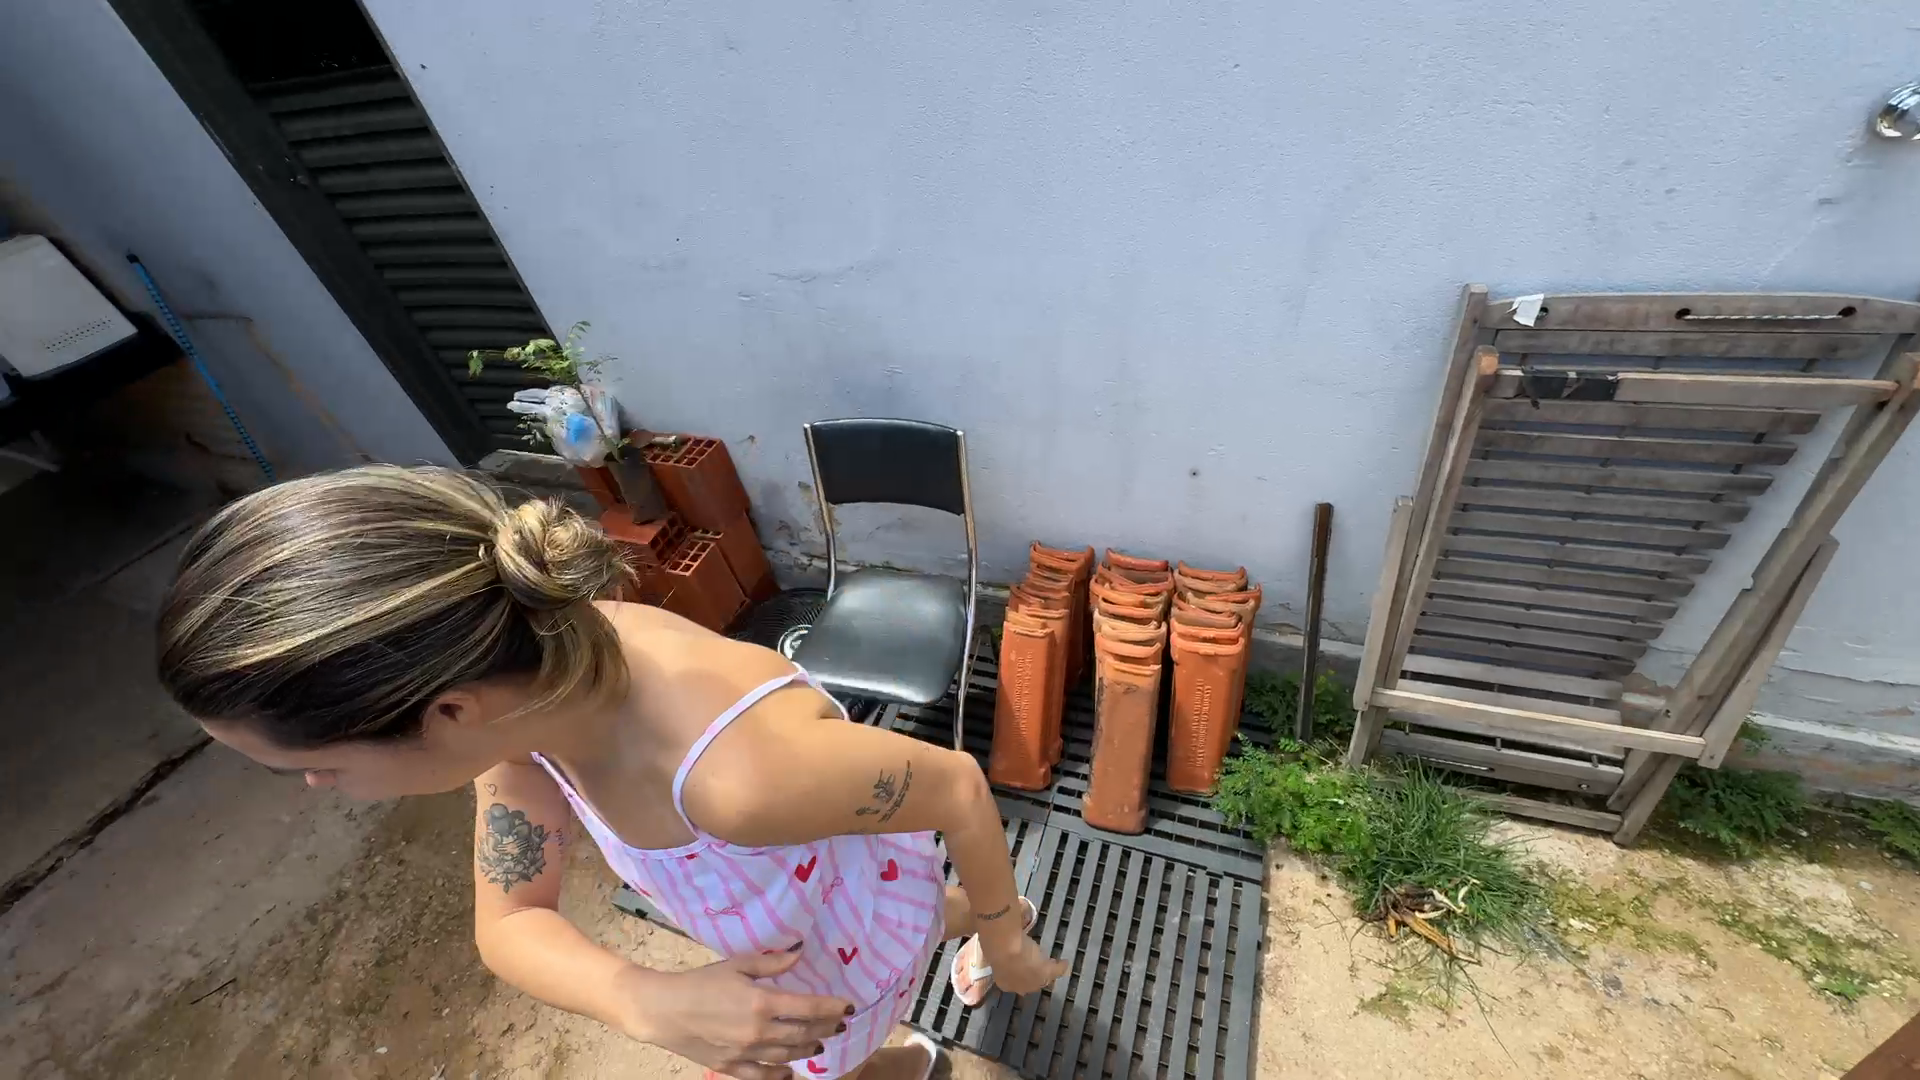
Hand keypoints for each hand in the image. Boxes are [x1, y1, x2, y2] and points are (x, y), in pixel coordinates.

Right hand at [621, 950, 851, 1079]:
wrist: (665, 1011)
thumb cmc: (703, 981)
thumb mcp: (739, 964)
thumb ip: (773, 963)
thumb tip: (800, 954)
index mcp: (762, 1002)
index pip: (808, 1007)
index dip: (831, 1008)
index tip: (848, 1007)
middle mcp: (759, 1032)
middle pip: (802, 1033)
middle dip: (825, 1028)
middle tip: (840, 1024)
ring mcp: (745, 1054)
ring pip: (786, 1056)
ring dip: (807, 1050)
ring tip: (820, 1043)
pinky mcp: (730, 1068)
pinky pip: (762, 1077)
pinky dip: (780, 1076)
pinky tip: (790, 1073)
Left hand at [977, 926, 1068, 994]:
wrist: (1004, 947)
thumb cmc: (992, 942)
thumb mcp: (990, 944)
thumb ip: (990, 943)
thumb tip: (983, 931)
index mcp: (1004, 982)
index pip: (1014, 980)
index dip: (1018, 972)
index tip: (1021, 964)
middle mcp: (1018, 987)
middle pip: (1029, 982)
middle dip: (1032, 975)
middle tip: (1037, 965)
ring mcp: (1033, 981)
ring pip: (1042, 977)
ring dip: (1047, 971)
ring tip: (1051, 964)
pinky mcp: (1045, 972)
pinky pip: (1055, 970)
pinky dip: (1061, 967)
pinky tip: (1065, 963)